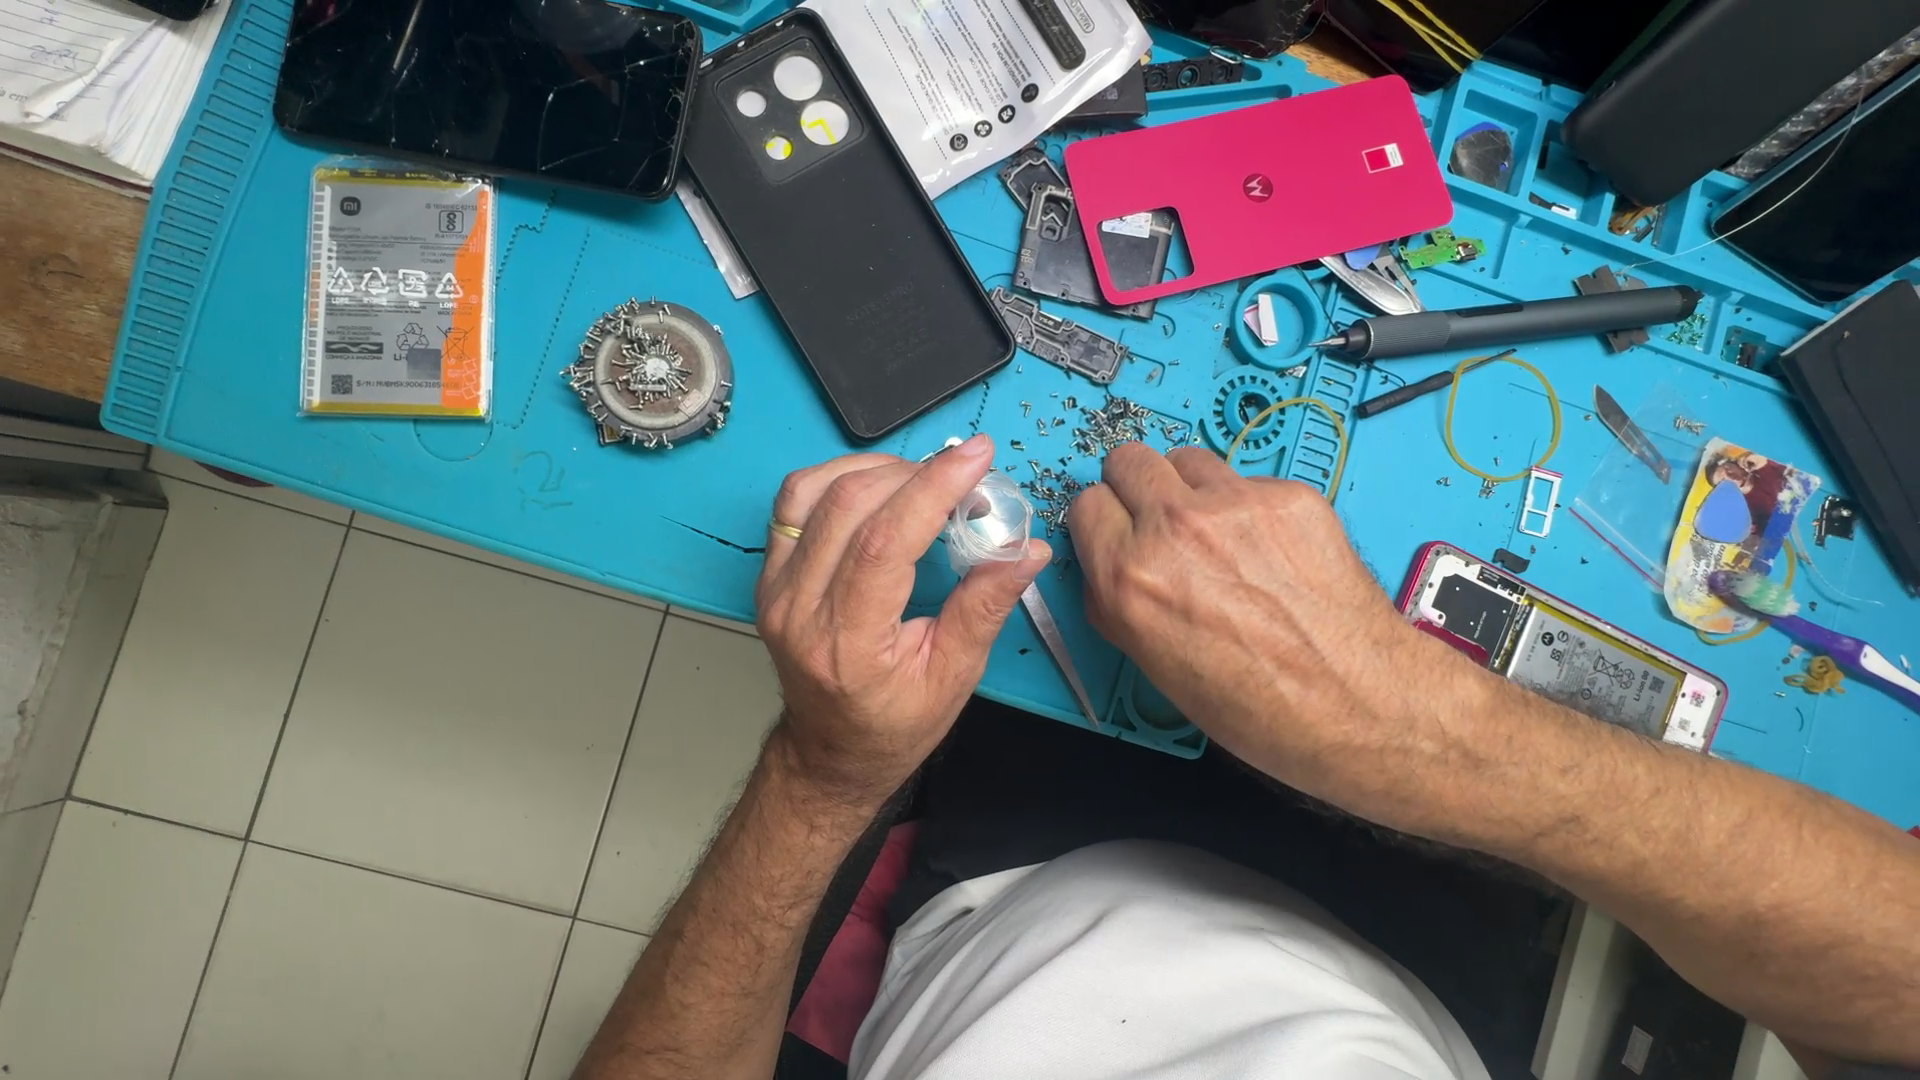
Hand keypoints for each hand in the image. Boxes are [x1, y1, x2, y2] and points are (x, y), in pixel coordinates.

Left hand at [756, 436, 1050, 805]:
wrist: (829, 753)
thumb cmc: (895, 725)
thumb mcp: (953, 678)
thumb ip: (986, 607)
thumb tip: (1029, 547)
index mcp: (848, 642)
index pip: (886, 541)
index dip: (934, 488)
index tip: (977, 456)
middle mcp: (799, 608)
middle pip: (850, 505)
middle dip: (916, 472)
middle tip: (965, 477)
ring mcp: (774, 587)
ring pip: (814, 490)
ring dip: (877, 469)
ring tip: (924, 479)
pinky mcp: (769, 574)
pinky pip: (795, 501)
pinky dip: (839, 477)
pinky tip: (878, 486)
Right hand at [1067, 443, 1490, 821]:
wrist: (1356, 706)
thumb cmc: (1257, 706)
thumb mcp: (1152, 664)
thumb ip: (1116, 600)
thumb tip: (1108, 564)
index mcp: (1128, 577)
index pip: (1086, 503)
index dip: (1102, 522)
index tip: (1116, 530)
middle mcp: (1174, 530)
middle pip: (1127, 460)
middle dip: (1135, 487)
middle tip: (1156, 517)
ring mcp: (1234, 506)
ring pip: (1184, 457)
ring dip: (1187, 486)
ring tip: (1212, 530)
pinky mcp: (1287, 496)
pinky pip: (1244, 477)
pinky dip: (1245, 503)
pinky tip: (1264, 546)